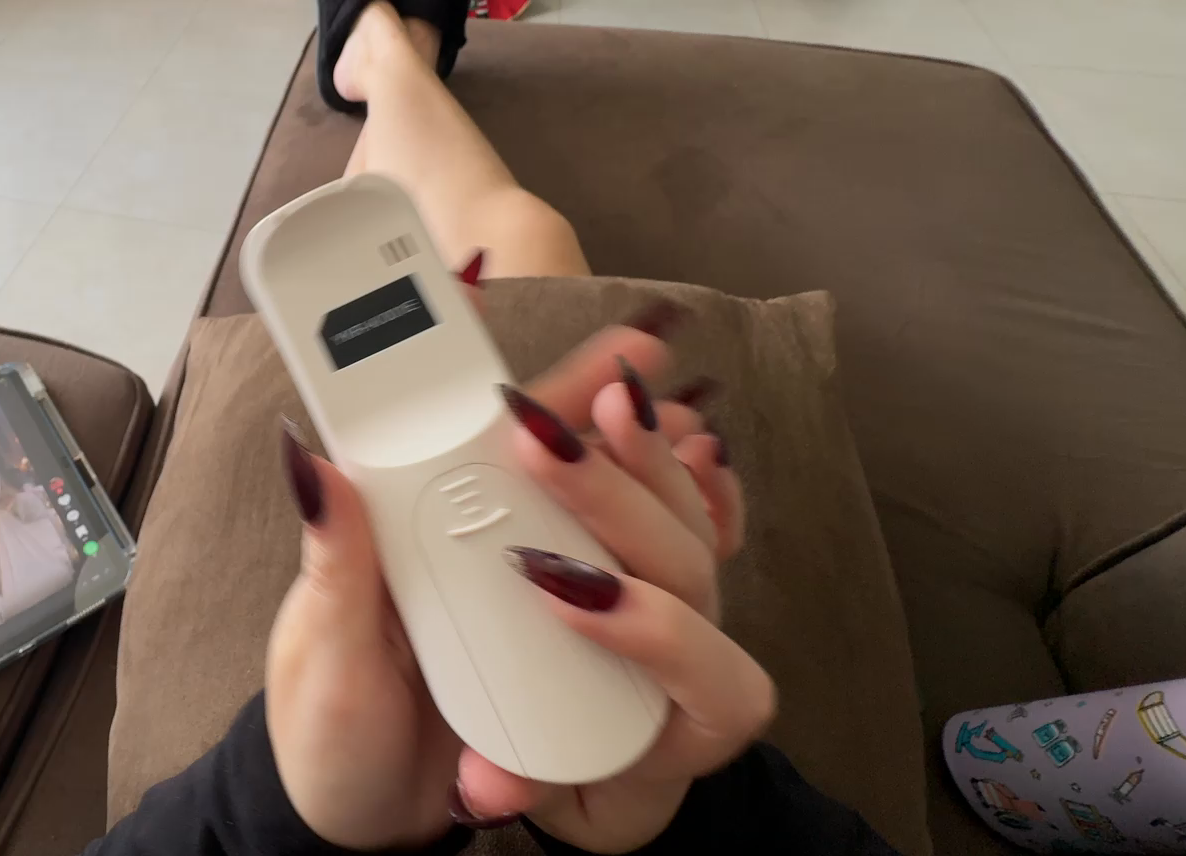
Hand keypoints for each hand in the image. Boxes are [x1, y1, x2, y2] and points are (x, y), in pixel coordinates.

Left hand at [264, 324, 700, 849]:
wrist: (360, 820)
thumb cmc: (325, 728)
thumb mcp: (325, 646)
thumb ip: (333, 561)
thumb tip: (308, 459)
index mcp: (419, 535)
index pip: (486, 443)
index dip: (548, 392)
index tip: (605, 346)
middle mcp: (487, 561)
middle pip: (571, 484)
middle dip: (611, 443)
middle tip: (629, 408)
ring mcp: (539, 619)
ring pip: (635, 549)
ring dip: (660, 507)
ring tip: (677, 459)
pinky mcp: (577, 680)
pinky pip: (652, 623)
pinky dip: (682, 589)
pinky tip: (702, 549)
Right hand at [451, 373, 771, 852]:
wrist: (584, 756)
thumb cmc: (559, 771)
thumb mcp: (531, 785)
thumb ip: (509, 778)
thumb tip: (477, 789)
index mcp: (678, 720)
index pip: (708, 679)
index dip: (651, 631)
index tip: (561, 591)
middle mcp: (690, 650)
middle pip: (687, 567)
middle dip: (618, 504)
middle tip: (542, 447)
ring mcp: (676, 593)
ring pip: (687, 518)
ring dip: (642, 454)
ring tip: (599, 394)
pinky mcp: (652, 554)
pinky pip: (685, 494)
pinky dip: (668, 452)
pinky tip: (640, 409)